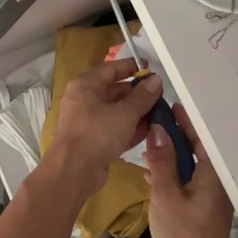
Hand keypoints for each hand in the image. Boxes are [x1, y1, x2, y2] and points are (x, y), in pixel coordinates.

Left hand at [47, 57, 163, 195]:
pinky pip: (115, 128)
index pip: (111, 68)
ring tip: (161, 113)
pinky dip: (130, 128)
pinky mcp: (94, 140)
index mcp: (86, 85)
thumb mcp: (124, 112)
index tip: (152, 69)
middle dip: (138, 93)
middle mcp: (84, 99)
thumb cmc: (97, 133)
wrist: (74, 170)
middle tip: (162, 95)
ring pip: (116, 111)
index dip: (132, 67)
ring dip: (137, 112)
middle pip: (115, 90)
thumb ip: (142, 96)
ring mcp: (88, 121)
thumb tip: (156, 79)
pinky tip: (150, 131)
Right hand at [143, 104, 233, 237]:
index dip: (186, 122)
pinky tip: (151, 176)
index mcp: (212, 176)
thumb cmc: (182, 234)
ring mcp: (209, 199)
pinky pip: (186, 184)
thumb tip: (159, 131)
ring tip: (148, 148)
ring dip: (171, 157)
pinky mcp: (200, 212)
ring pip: (190, 169)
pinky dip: (171, 176)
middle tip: (154, 123)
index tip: (170, 107)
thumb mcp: (165, 194)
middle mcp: (215, 184)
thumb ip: (162, 161)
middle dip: (176, 137)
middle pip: (197, 152)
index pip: (200, 140)